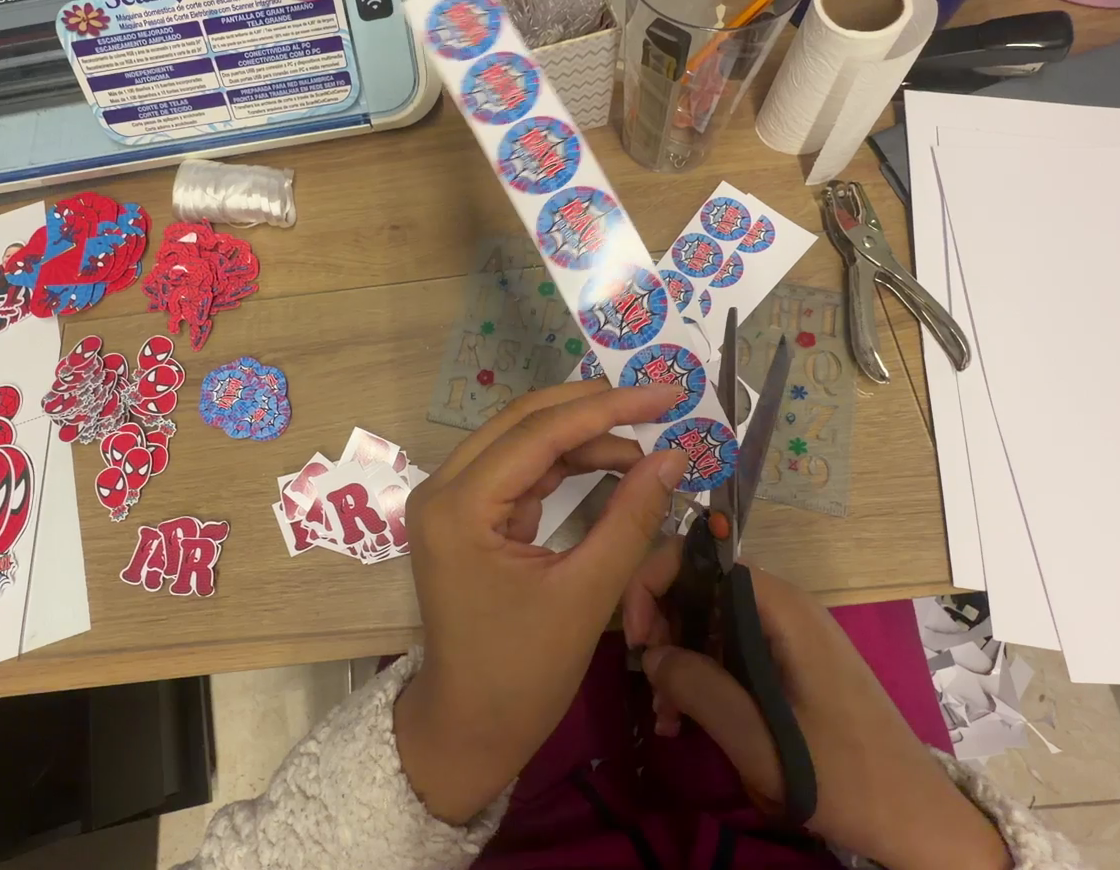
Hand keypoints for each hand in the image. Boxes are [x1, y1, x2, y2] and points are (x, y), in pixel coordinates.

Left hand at [394, 381, 688, 823]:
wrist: (470, 727)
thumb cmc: (522, 673)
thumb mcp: (585, 595)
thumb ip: (630, 519)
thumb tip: (674, 457)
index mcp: (459, 506)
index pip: (538, 432)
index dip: (607, 407)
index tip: (666, 392)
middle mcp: (444, 488)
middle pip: (524, 423)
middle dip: (593, 409)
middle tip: (659, 403)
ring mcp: (452, 500)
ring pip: (523, 442)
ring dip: (583, 436)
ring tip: (647, 441)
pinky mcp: (468, 514)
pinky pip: (520, 471)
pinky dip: (566, 463)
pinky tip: (611, 462)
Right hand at [624, 547, 1011, 869]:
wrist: (920, 822)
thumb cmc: (846, 777)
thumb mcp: (761, 742)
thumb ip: (698, 688)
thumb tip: (650, 655)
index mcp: (781, 609)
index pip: (698, 559)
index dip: (654, 586)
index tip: (637, 641)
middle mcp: (782, 608)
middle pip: (699, 588)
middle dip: (662, 629)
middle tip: (649, 685)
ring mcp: (787, 635)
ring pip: (708, 621)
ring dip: (678, 659)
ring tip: (665, 715)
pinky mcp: (788, 662)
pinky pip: (729, 649)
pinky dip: (701, 675)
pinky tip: (686, 718)